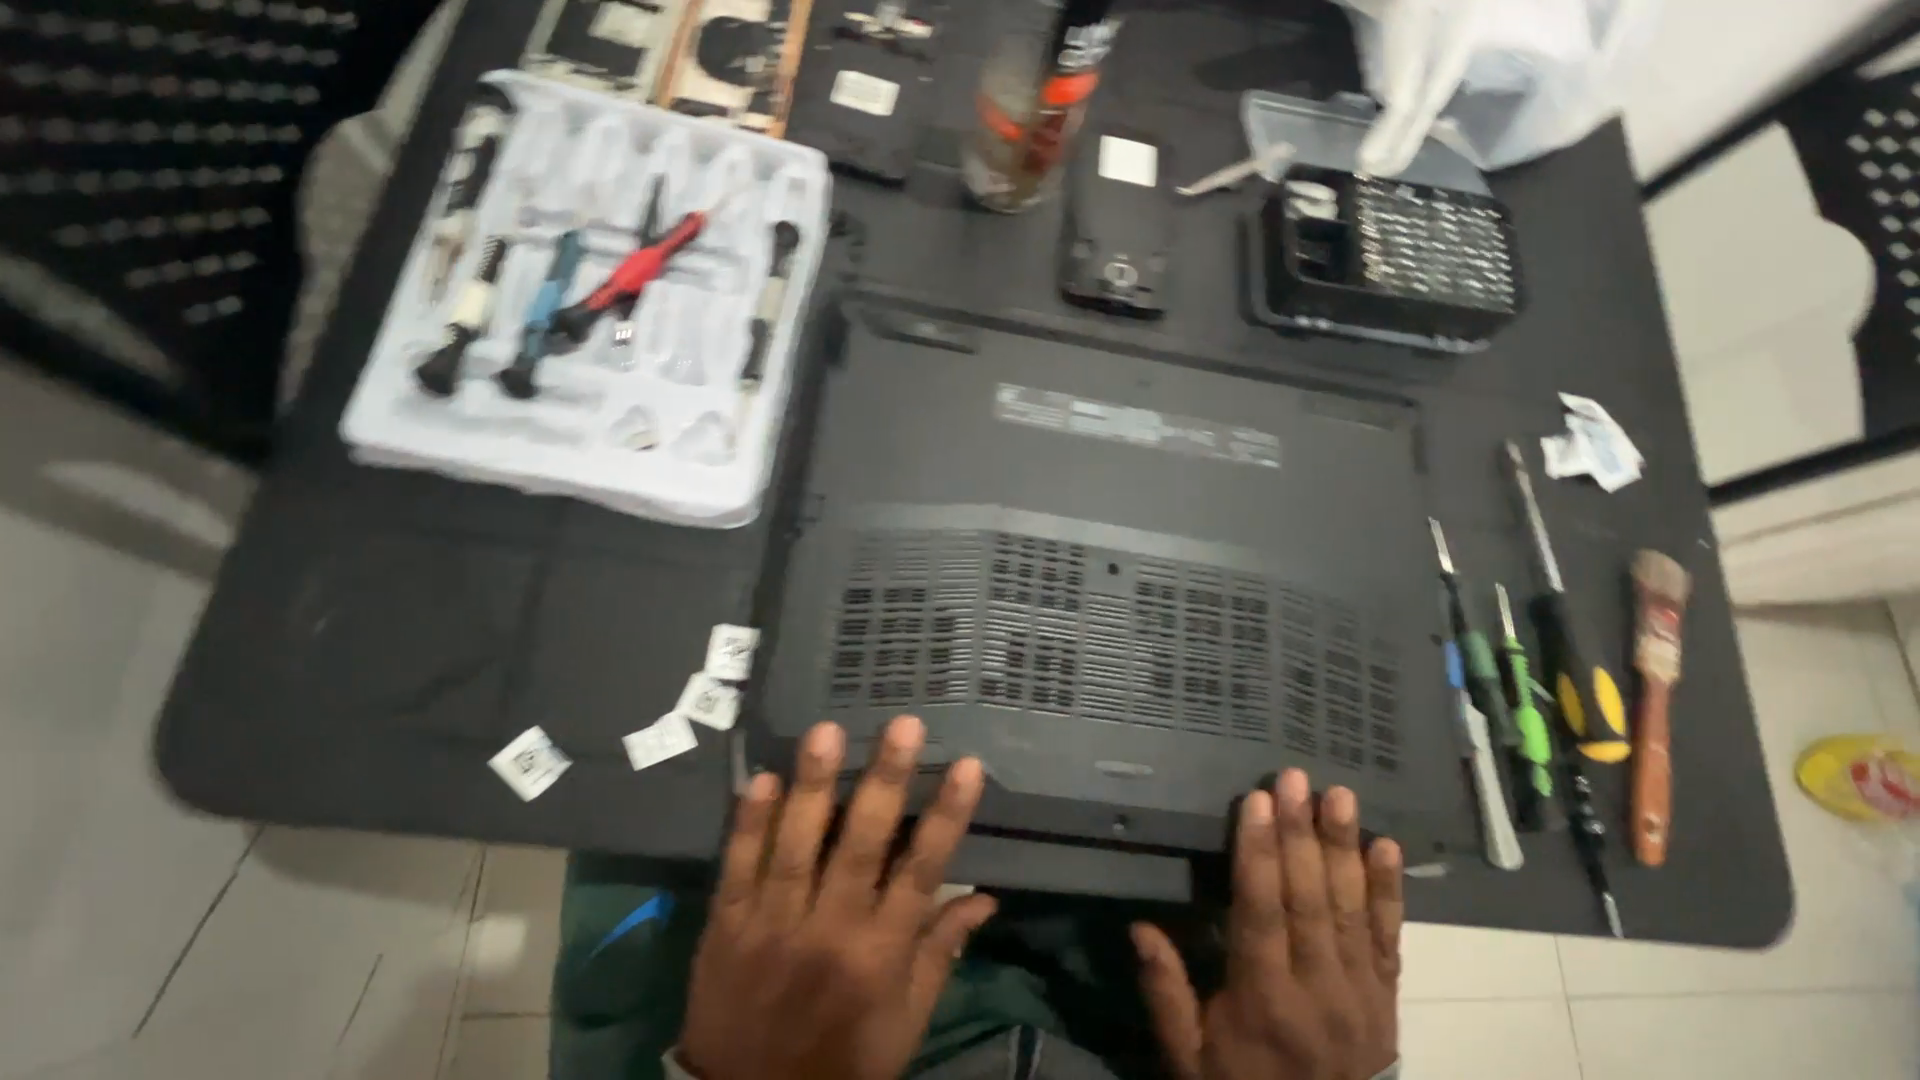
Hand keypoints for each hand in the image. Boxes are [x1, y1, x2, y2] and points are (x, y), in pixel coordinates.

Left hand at [678, 716, 995, 1079]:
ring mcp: (774, 926)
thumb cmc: (843, 1060)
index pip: (922, 873)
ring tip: (827, 731)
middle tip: (902, 723)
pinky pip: (738, 868)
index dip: (945, 817)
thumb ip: (941, 953)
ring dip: (814, 787)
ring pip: (797, 846)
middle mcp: (832, 931)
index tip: (965, 765)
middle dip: (884, 782)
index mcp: (882, 955)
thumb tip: (985, 896)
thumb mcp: (906, 1021)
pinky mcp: (728, 926)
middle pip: (862, 846)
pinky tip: (763, 777)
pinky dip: (749, 824)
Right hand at [1134, 769, 1403, 1079]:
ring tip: (1339, 794)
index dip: (1259, 854)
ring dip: (1344, 847)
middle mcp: (1319, 988)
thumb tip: (1140, 926)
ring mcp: (1361, 990)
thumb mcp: (1189, 1057)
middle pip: (1309, 900)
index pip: (1262, 913)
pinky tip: (1387, 845)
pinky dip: (1389, 889)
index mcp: (1265, 1000)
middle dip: (1300, 833)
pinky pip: (1389, 934)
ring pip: (1351, 908)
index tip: (1256, 801)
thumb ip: (1166, 993)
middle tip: (1293, 778)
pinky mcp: (1386, 994)